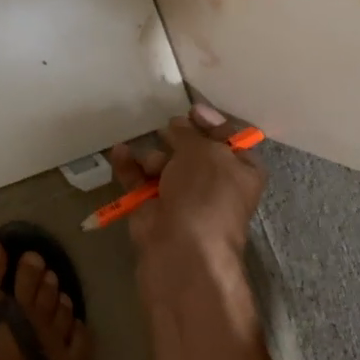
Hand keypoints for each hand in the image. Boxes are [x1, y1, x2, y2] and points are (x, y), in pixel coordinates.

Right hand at [105, 104, 265, 296]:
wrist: (181, 249)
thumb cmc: (205, 195)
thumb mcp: (204, 152)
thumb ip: (190, 133)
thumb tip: (178, 125)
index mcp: (240, 171)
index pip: (230, 140)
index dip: (212, 122)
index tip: (191, 109)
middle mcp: (213, 183)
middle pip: (192, 150)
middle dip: (177, 139)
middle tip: (166, 130)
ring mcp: (182, 196)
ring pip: (163, 163)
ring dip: (152, 156)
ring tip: (150, 163)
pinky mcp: (153, 207)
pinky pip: (138, 178)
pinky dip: (129, 166)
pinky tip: (119, 152)